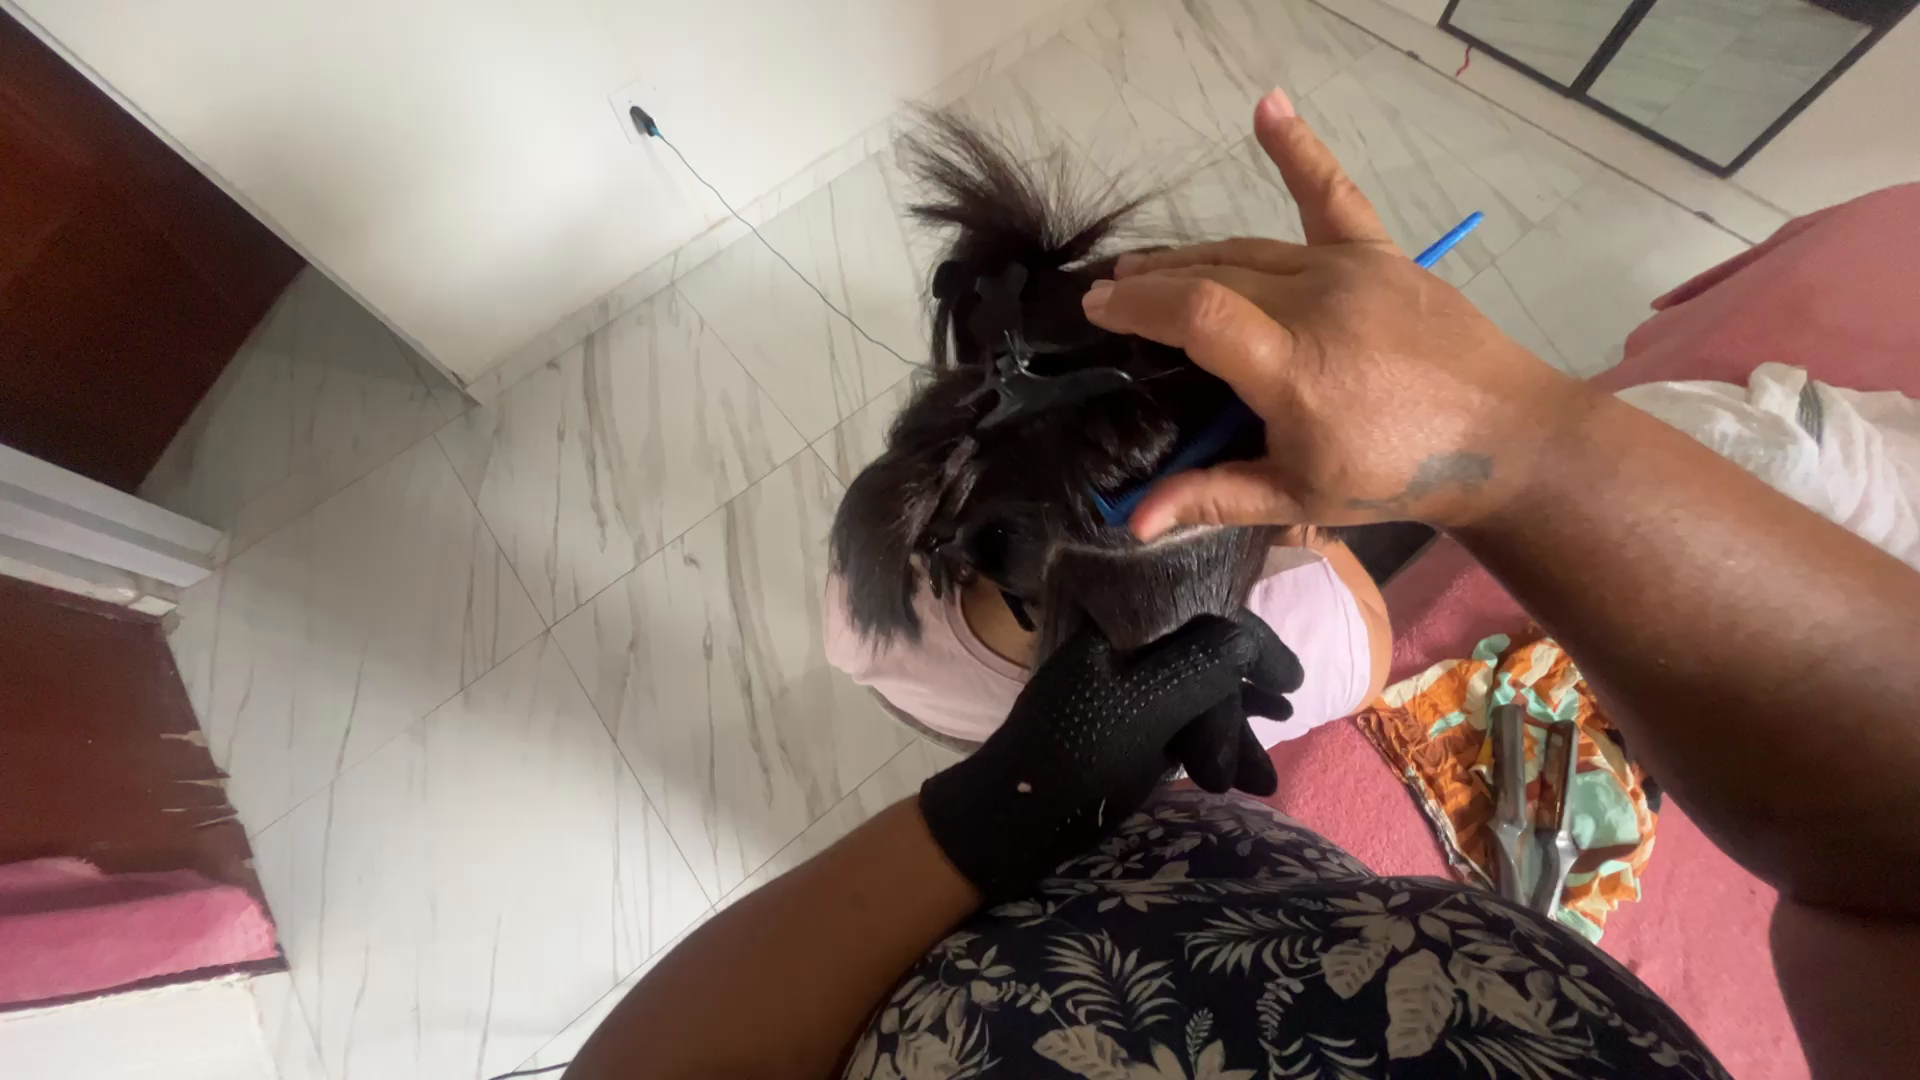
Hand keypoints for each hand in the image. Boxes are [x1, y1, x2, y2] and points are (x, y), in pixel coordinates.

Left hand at [919, 612, 1300, 899]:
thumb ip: (1202, 665)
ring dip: (1232, 732)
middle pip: (1201, 655)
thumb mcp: (1148, 705)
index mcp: (1116, 627)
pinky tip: (1238, 775)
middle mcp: (1122, 647)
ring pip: (1195, 694)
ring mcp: (1124, 687)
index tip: (1293, 677)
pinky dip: (1209, 745)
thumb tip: (1248, 640)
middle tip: (1283, 722)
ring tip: (1262, 778)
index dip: (1249, 641)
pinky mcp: (1128, 723)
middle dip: (1241, 699)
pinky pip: (1180, 721)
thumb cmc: (1081, 753)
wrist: (1022, 818)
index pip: (1196, 613)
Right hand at [1081, 89, 1594, 537]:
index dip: (1138, 304)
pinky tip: (1268, 107)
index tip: (1096, 306)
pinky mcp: (1381, 254)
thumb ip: (1212, 499)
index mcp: (1293, 366)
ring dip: (1187, 254)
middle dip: (1151, 281)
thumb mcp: (1296, 498)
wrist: (1507, 437)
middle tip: (1109, 291)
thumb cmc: (1395, 475)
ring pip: (1246, 247)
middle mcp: (1317, 303)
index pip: (1196, 314)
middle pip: (1211, 273)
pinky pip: (1331, 194)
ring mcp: (1351, 269)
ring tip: (1144, 265)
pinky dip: (1298, 150)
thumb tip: (1133, 526)